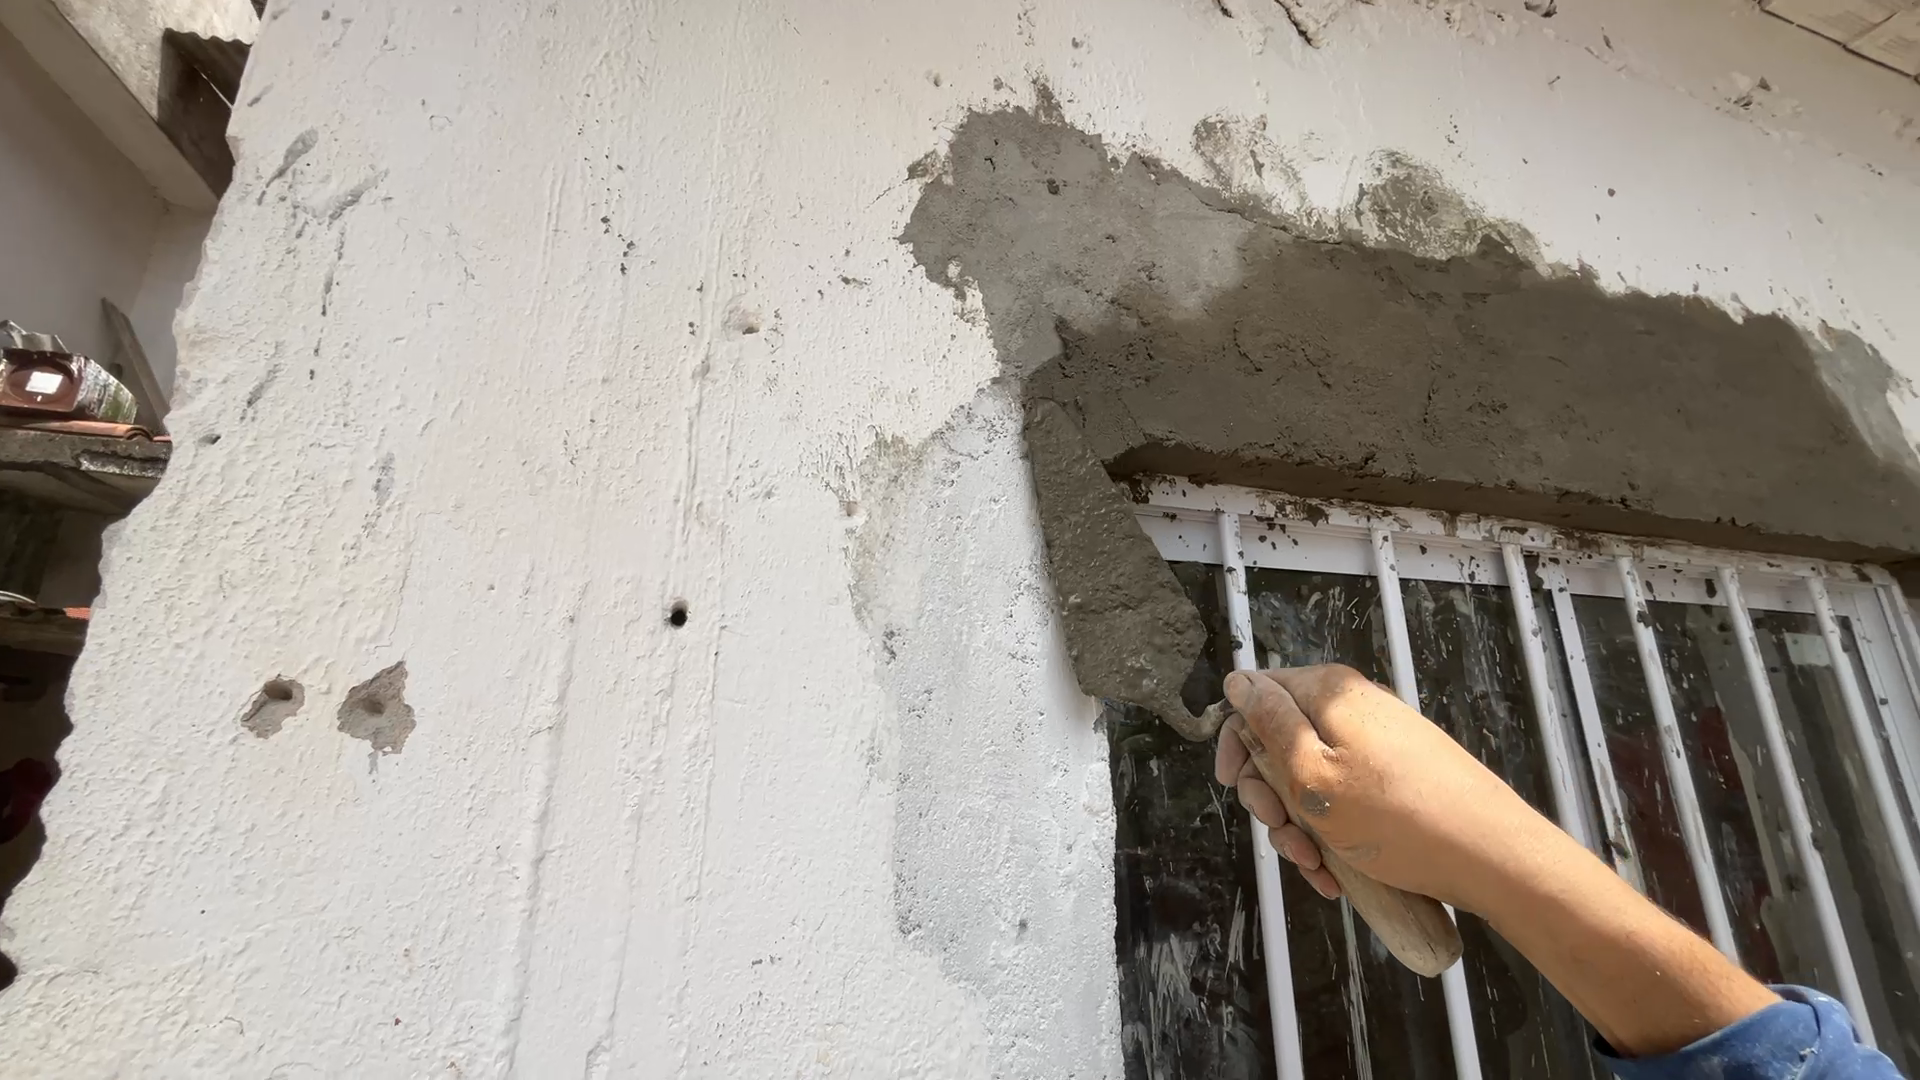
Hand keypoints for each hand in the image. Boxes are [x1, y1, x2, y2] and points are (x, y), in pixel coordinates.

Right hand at [1213, 665, 1570, 914]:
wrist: (1500, 862)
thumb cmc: (1394, 818)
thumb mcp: (1310, 773)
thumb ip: (1267, 722)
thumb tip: (1236, 681)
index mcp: (1327, 693)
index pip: (1255, 695)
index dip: (1236, 739)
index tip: (1231, 784)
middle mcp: (1351, 707)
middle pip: (1281, 741)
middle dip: (1271, 795)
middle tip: (1282, 836)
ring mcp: (1378, 741)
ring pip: (1312, 776)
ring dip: (1300, 824)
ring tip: (1315, 867)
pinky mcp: (1399, 773)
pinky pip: (1346, 795)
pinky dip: (1333, 831)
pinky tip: (1338, 872)